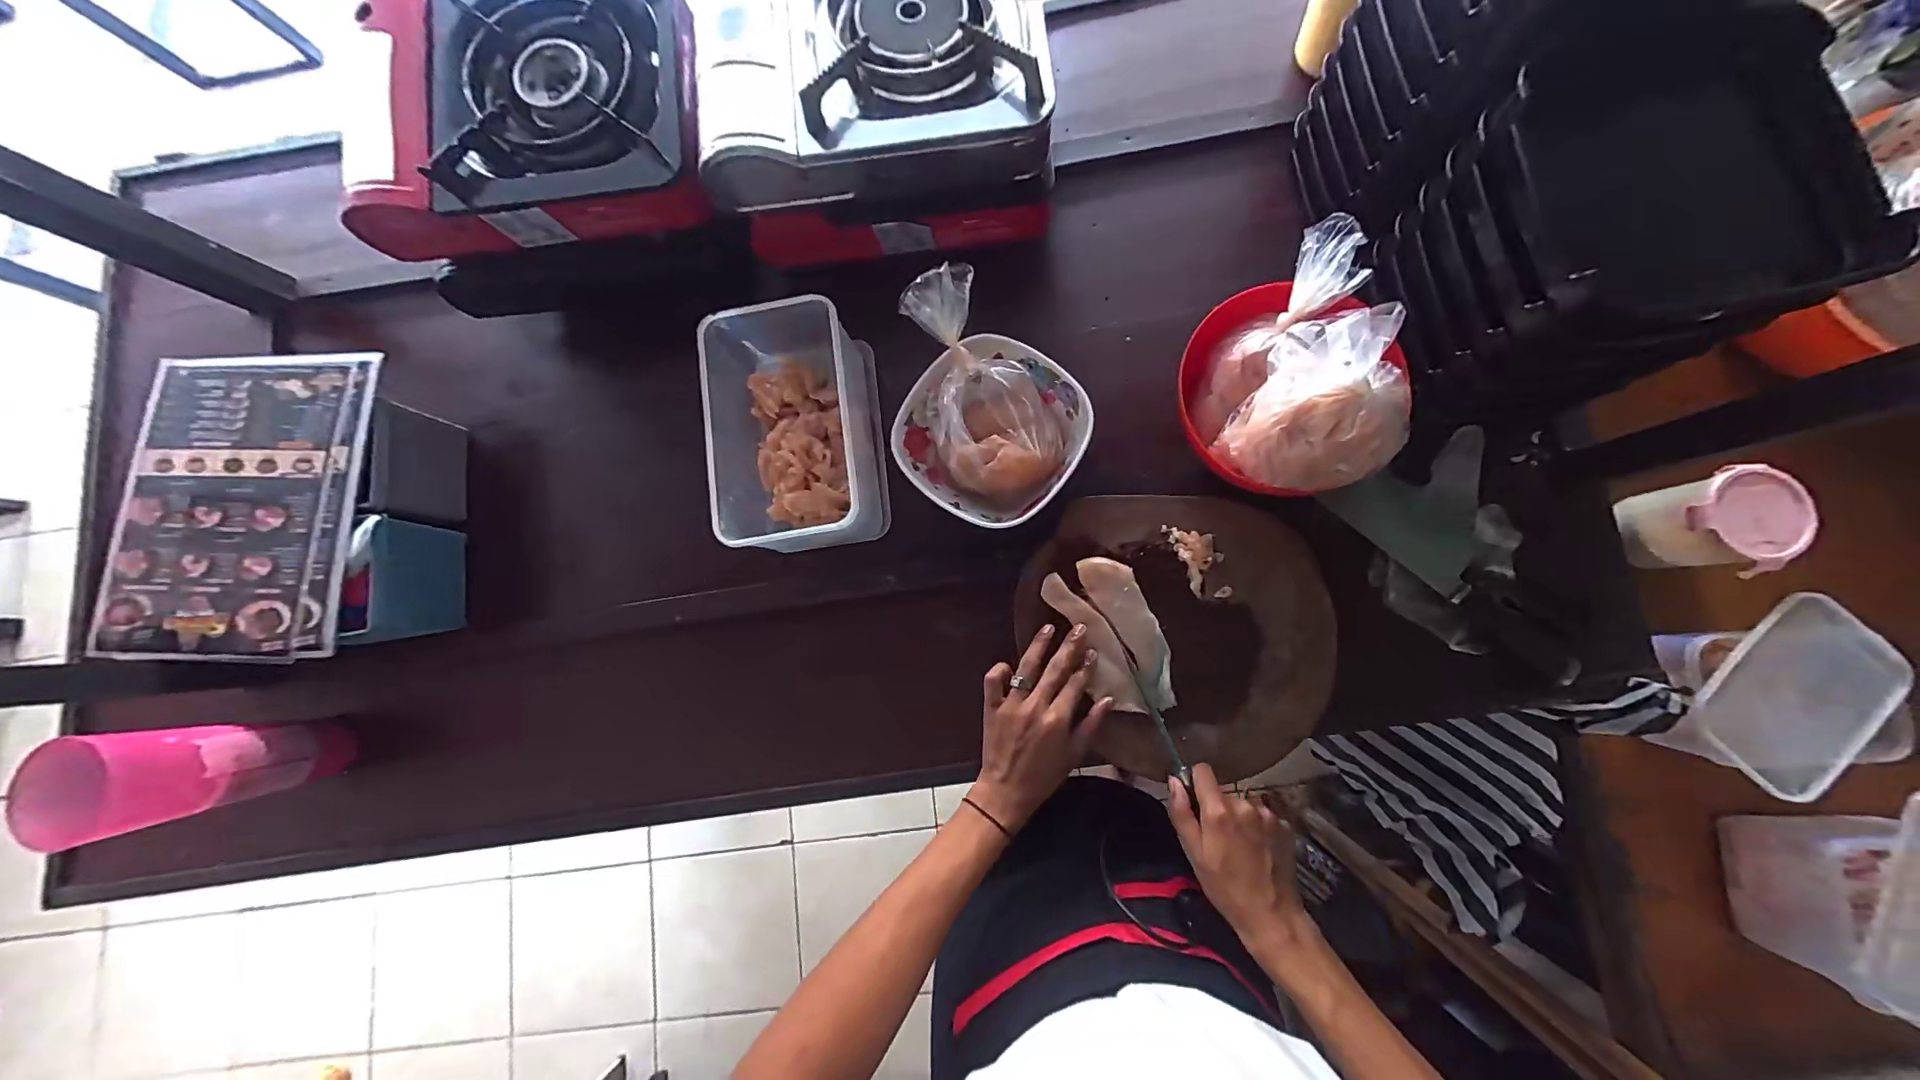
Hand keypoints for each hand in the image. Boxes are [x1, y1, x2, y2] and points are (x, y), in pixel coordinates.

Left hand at [968, 624, 1115, 833]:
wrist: (1005, 791)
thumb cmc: (1044, 775)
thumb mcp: (1074, 754)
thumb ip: (1091, 725)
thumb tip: (1108, 699)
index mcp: (1057, 719)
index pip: (1075, 684)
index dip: (1086, 666)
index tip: (1093, 650)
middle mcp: (1035, 707)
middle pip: (1055, 669)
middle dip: (1069, 647)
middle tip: (1080, 628)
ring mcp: (1011, 705)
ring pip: (1026, 668)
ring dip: (1038, 646)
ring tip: (1048, 628)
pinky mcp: (991, 708)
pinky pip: (992, 682)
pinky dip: (999, 670)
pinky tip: (1008, 663)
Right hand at [1168, 763, 1308, 944]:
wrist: (1272, 915)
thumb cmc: (1224, 887)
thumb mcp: (1193, 853)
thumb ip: (1181, 813)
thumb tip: (1174, 781)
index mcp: (1219, 809)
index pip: (1203, 770)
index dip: (1196, 782)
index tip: (1196, 802)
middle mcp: (1245, 804)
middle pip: (1224, 791)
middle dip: (1218, 807)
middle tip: (1218, 838)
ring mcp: (1268, 814)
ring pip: (1243, 802)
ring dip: (1239, 816)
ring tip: (1240, 845)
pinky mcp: (1285, 824)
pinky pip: (1262, 814)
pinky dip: (1258, 825)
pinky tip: (1259, 849)